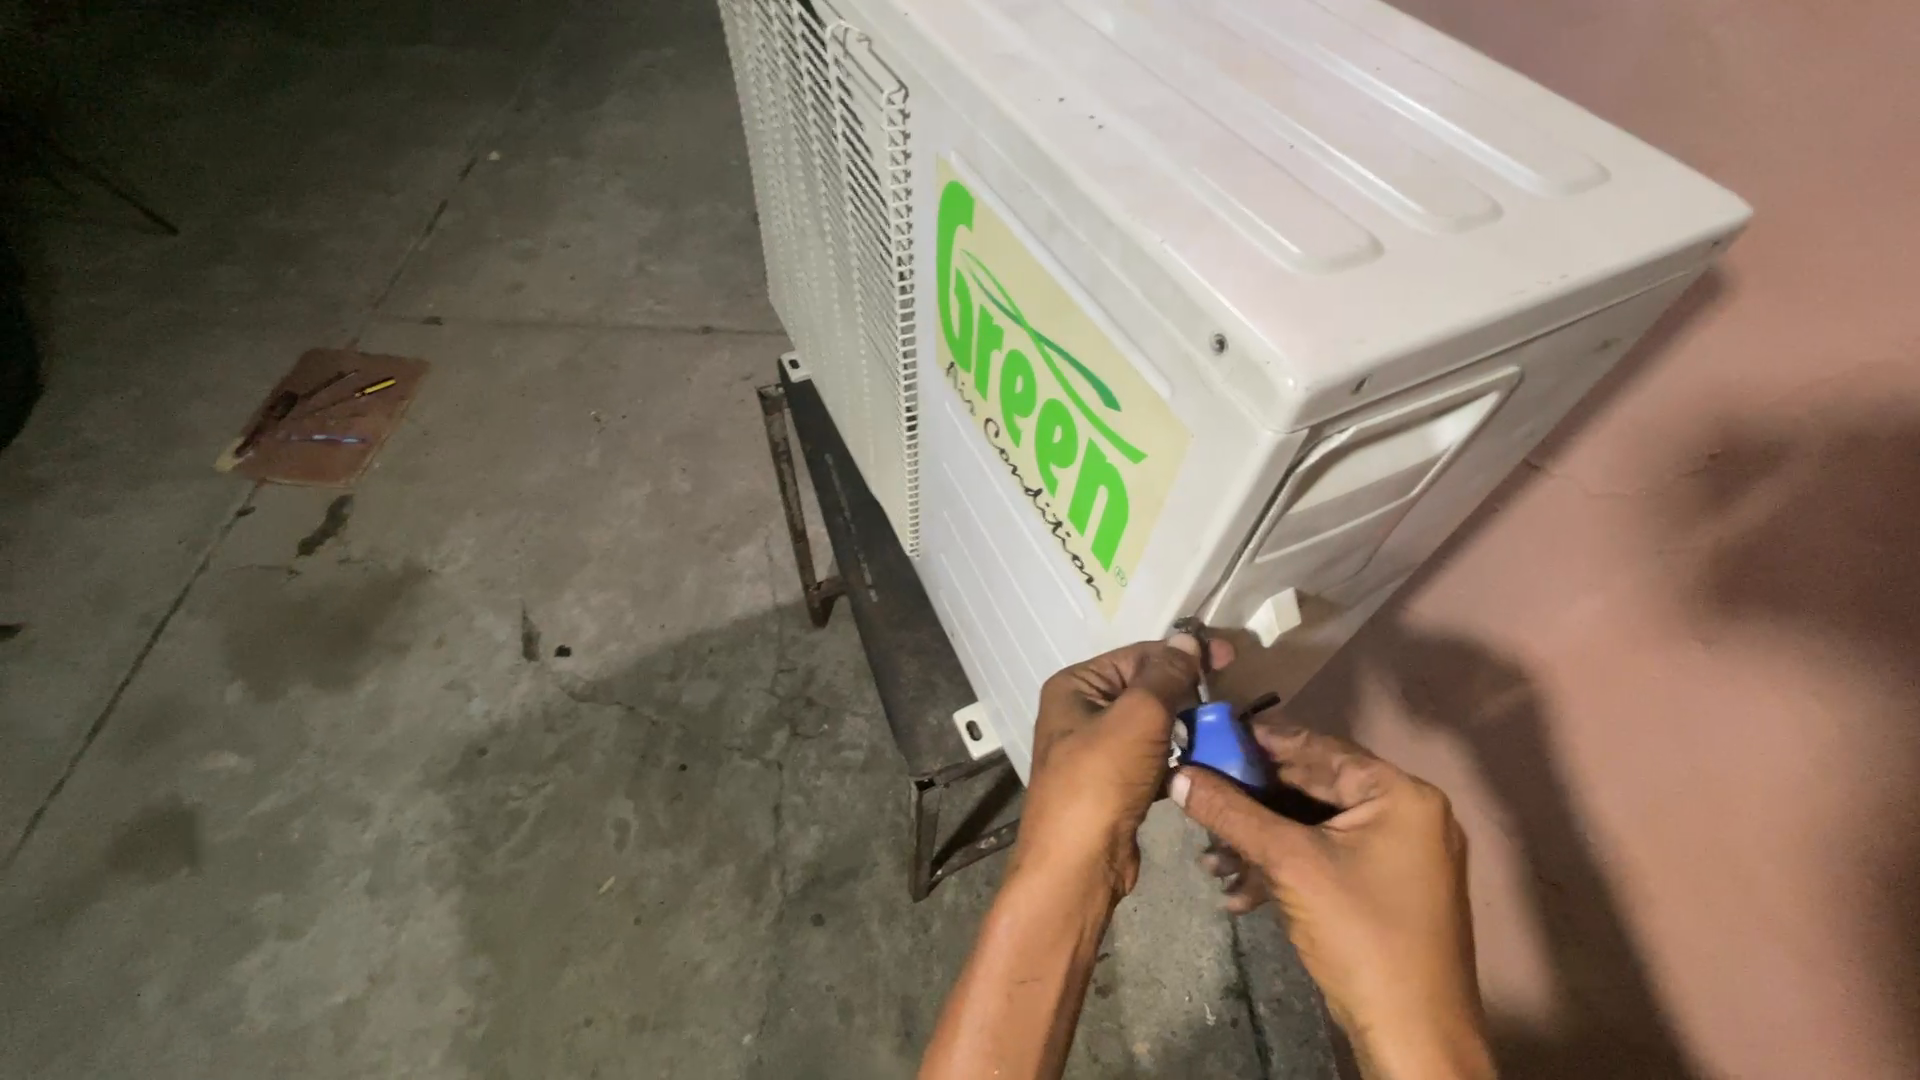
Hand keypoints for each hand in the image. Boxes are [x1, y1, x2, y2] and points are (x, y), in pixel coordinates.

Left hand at [1013, 635, 1233, 896]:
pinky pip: (1152, 757)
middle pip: (1144, 688)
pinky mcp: (1114, 782)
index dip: (1183, 653)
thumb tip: (1187, 638)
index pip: (1137, 655)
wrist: (1078, 862)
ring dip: (1185, 726)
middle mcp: (1080, 711)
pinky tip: (1204, 761)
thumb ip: (1166, 674)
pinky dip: (1177, 757)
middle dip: (1186, 692)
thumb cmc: (1101, 778)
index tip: (1229, 656)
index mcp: (1075, 685)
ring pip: (1151, 725)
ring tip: (1223, 730)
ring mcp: (1096, 749)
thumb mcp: (1138, 715)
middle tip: (1229, 697)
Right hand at [1171, 729, 1493, 1079]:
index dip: (1260, 742)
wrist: (1413, 1041)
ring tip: (1212, 862)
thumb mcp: (1288, 863)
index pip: (1318, 747)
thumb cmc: (1360, 934)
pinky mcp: (1382, 888)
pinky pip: (1323, 857)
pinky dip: (1282, 868)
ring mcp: (1396, 854)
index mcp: (1400, 795)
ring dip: (1258, 841)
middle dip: (1251, 803)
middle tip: (1200, 797)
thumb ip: (1230, 812)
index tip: (1209, 737)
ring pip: (1310, 826)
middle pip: (1310, 788)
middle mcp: (1404, 815)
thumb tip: (1177, 775)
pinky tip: (1239, 892)